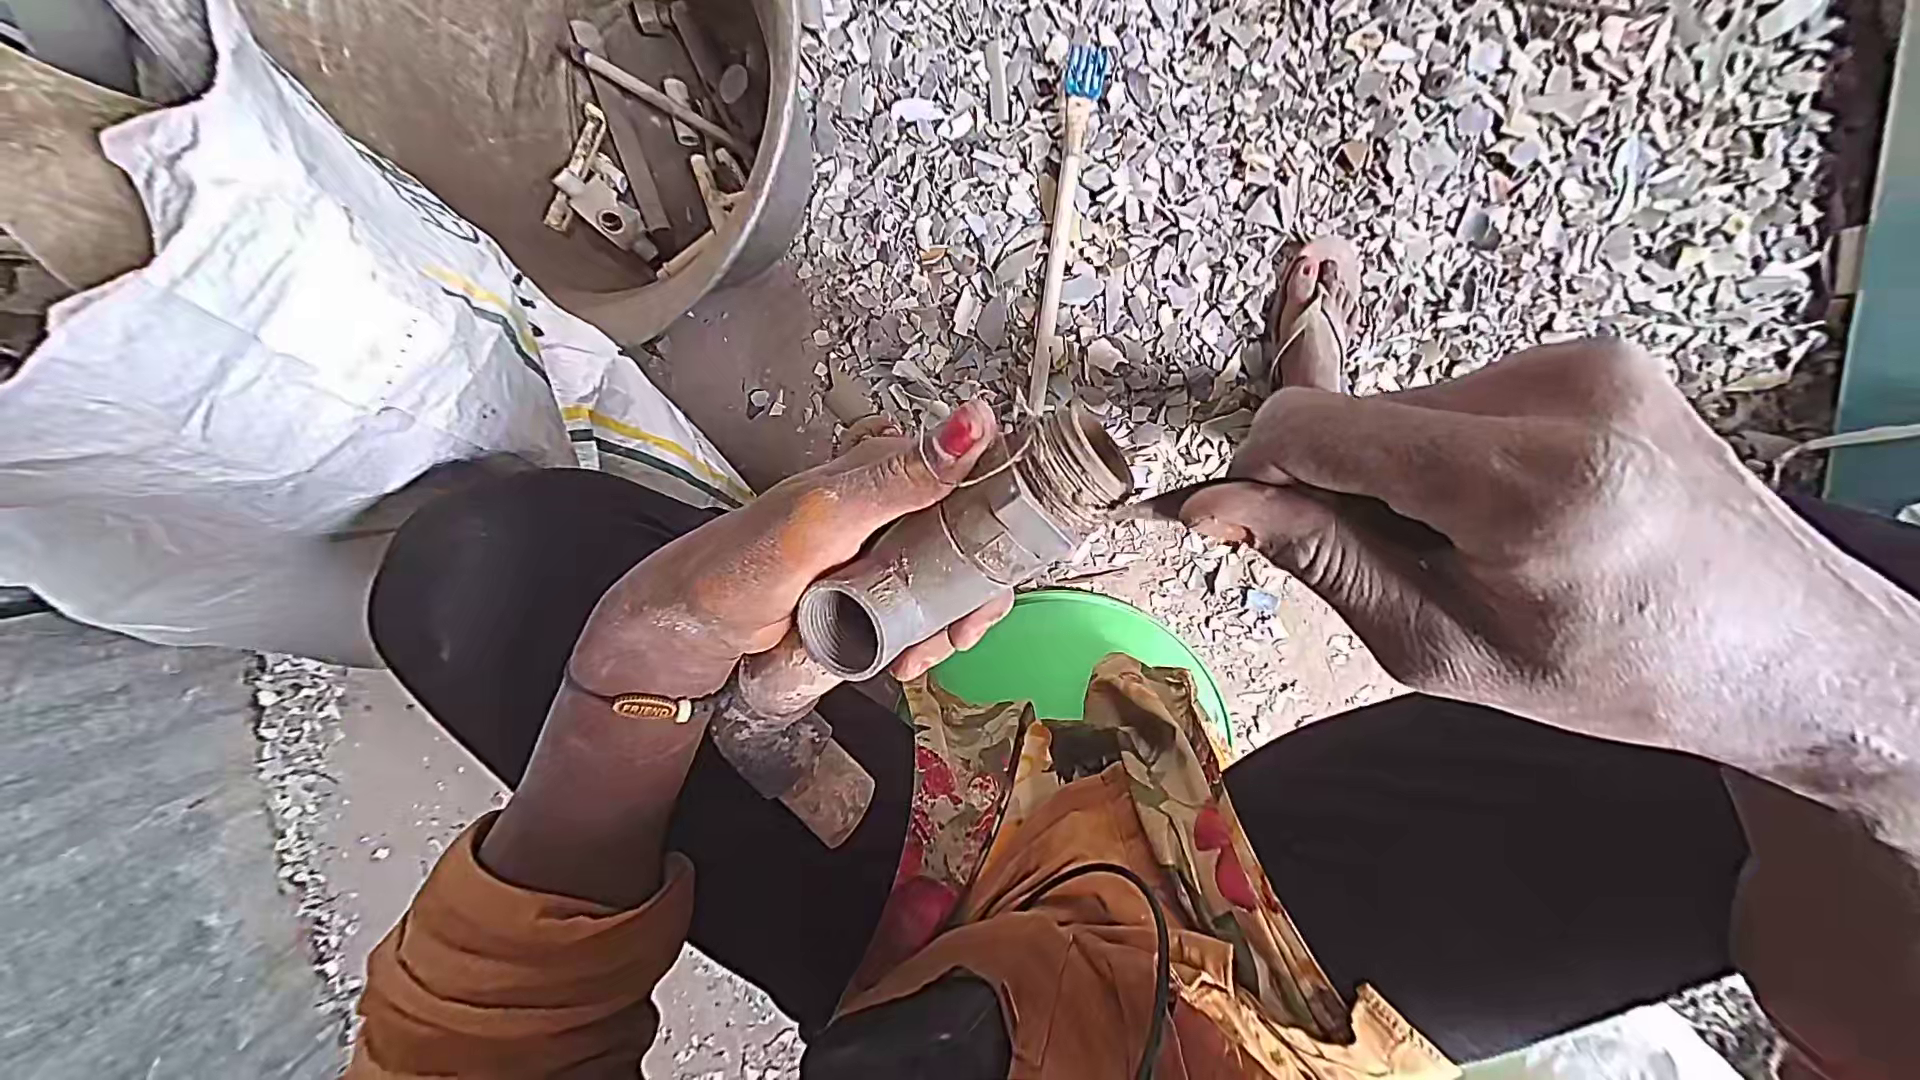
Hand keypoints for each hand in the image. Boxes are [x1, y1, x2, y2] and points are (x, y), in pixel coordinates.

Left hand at [570, 399, 1014, 698]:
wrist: (698, 624)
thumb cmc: (742, 561)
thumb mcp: (827, 514)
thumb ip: (898, 476)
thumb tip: (971, 424)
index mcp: (889, 470)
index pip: (976, 473)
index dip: (1007, 515)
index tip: (1007, 560)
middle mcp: (897, 506)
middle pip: (975, 539)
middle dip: (980, 590)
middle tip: (962, 626)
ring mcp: (890, 552)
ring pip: (955, 581)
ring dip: (954, 621)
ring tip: (926, 650)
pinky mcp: (880, 589)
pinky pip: (926, 610)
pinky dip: (930, 636)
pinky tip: (911, 653)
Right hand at [1181, 340, 1919, 850]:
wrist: (1795, 656)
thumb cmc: (1606, 675)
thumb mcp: (1431, 644)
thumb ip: (1316, 558)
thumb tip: (1211, 506)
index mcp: (1525, 483)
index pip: (1315, 427)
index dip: (1259, 470)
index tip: (1258, 521)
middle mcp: (1559, 392)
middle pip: (1348, 417)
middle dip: (1329, 482)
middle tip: (1385, 555)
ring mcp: (1582, 362)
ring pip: (1387, 409)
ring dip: (1379, 473)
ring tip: (1449, 538)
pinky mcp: (1585, 359)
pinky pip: (1438, 403)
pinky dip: (1423, 455)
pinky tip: (1479, 507)